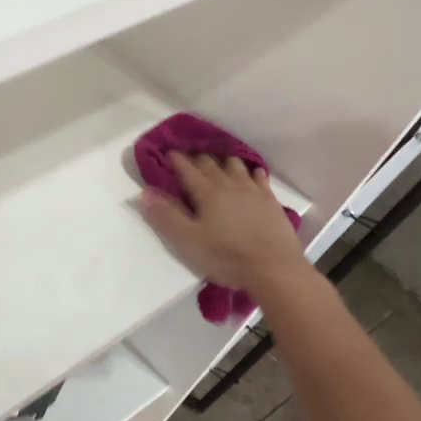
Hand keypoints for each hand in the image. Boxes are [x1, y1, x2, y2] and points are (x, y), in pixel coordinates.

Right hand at [140, 152, 306, 292]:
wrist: (274, 268)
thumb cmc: (226, 256)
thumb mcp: (188, 240)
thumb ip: (166, 215)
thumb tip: (145, 192)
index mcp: (206, 193)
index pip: (186, 169)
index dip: (175, 159)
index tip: (167, 152)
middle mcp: (229, 185)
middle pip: (210, 163)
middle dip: (197, 157)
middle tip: (188, 156)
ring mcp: (253, 191)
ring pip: (235, 165)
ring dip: (223, 160)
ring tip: (217, 162)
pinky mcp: (270, 201)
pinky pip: (259, 177)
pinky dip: (251, 172)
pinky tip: (251, 173)